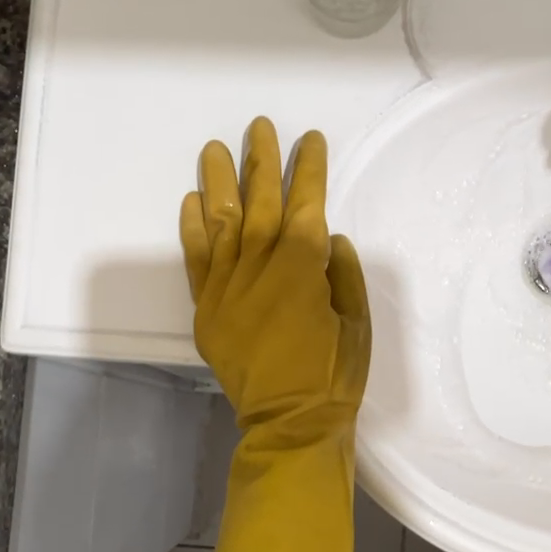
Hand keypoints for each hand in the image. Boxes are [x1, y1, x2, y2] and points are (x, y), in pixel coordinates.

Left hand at [179, 118, 369, 551]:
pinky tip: (192, 201)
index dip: (308, 169)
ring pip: (221, 222)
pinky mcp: (206, 309)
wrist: (289, 424)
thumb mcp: (358, 322)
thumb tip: (328, 238)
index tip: (309, 140)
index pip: (306, 203)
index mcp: (303, 267)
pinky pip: (196, 259)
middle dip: (261, 161)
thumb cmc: (333, 377)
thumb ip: (342, 273)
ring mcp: (227, 286)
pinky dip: (193, 228)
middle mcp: (260, 266)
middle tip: (259, 127)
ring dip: (219, 182)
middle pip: (259, 202)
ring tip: (216, 149)